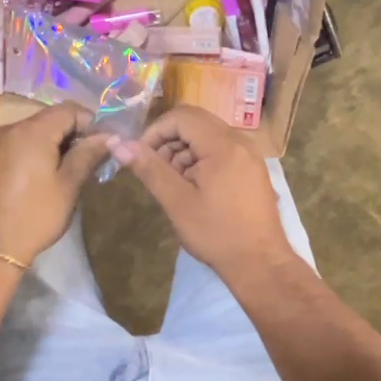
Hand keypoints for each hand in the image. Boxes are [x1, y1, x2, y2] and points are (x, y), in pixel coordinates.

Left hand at [0, 104, 111, 263]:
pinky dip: (31, 152)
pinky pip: (14, 145)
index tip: (103, 144)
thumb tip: (109, 136)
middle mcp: (7, 129)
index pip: (68, 110)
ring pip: (30, 132)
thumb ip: (88, 155)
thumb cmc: (34, 217)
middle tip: (87, 160)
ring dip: (51, 144)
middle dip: (70, 134)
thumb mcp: (68, 186)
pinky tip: (39, 176)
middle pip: (48, 119)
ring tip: (65, 171)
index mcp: (31, 131)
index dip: (90, 122)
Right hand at [109, 106, 299, 278]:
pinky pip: (222, 151)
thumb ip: (149, 168)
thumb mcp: (177, 201)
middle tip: (157, 173)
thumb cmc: (216, 233)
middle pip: (196, 123)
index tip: (142, 157)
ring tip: (175, 185)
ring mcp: (250, 155)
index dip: (156, 131)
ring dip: (184, 153)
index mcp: (223, 144)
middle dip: (169, 142)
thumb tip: (119, 145)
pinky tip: (195, 190)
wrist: (261, 263)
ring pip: (208, 137)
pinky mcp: (253, 170)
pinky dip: (202, 161)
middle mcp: (240, 142)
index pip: (182, 116)